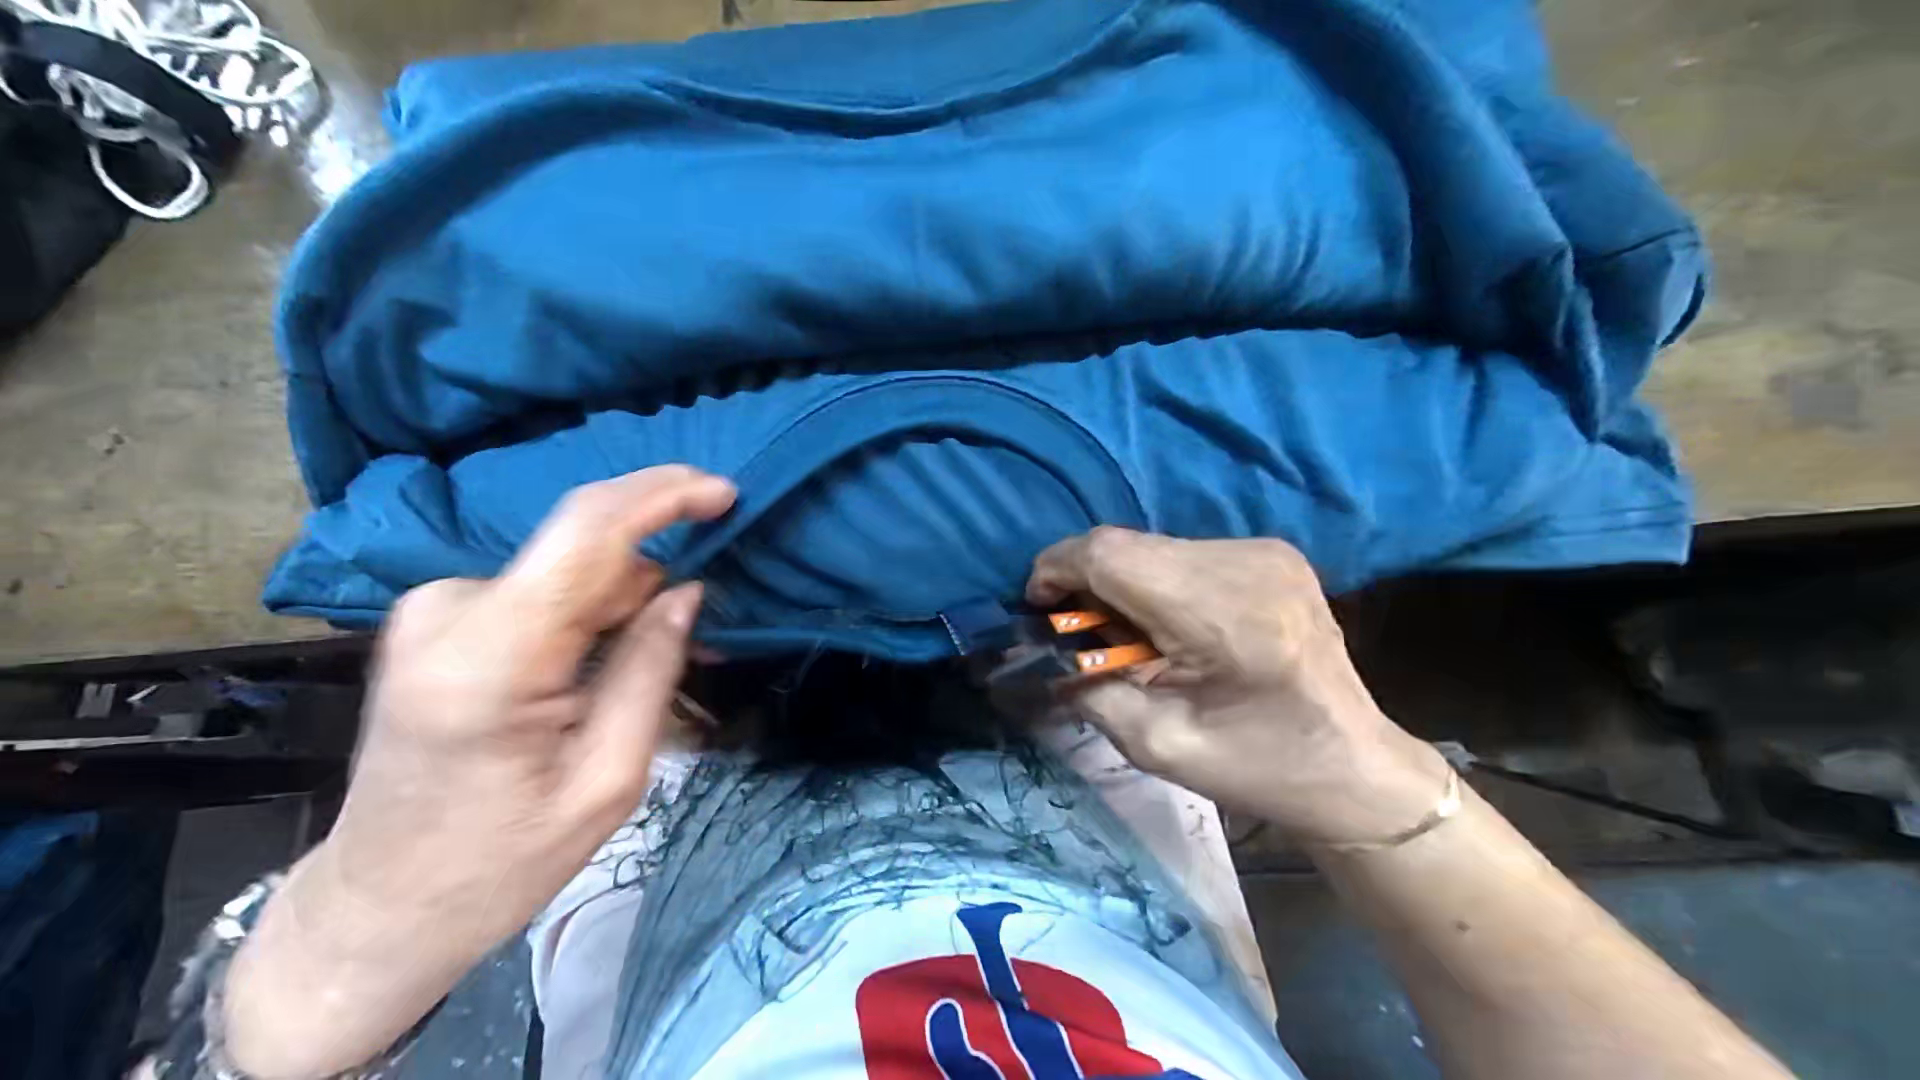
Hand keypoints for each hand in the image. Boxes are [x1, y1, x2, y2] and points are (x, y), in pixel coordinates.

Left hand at [226, 466, 734, 1079]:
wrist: (381, 904)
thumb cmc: (502, 860)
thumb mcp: (608, 779)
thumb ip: (650, 668)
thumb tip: (688, 589)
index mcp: (492, 657)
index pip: (588, 532)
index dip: (664, 496)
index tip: (727, 493)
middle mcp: (451, 611)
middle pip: (586, 549)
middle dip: (657, 574)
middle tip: (705, 632)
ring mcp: (437, 610)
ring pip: (572, 571)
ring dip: (628, 600)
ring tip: (659, 663)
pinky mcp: (442, 618)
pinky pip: (546, 589)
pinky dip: (594, 612)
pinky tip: (610, 661)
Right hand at [1026, 528, 1448, 846]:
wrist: (1356, 766)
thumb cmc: (1258, 767)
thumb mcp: (1157, 747)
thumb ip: (1089, 691)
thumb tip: (1041, 652)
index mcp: (1224, 615)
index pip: (1112, 555)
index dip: (1058, 569)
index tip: (1038, 606)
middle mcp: (1246, 563)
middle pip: (1127, 544)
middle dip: (1085, 580)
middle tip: (1078, 631)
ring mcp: (1264, 550)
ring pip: (1150, 544)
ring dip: (1120, 581)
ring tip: (1126, 635)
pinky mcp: (1270, 551)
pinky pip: (1181, 550)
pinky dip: (1153, 579)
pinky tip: (1166, 622)